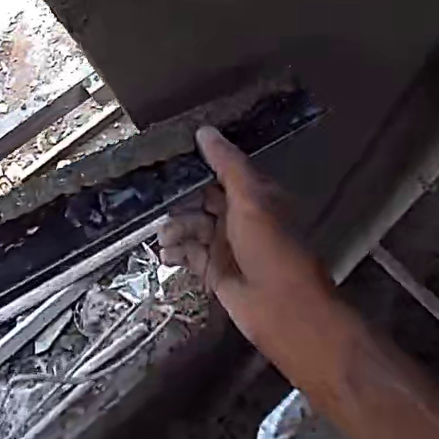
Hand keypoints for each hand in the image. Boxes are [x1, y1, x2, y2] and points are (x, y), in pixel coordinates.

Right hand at [159, 126, 334, 349]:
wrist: (284, 308)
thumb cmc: (271, 246)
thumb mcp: (251, 198)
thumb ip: (227, 165)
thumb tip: (205, 131)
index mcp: (255, 195)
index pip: (221, 173)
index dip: (197, 167)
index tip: (168, 160)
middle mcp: (240, 217)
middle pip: (203, 201)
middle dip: (180, 200)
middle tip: (154, 200)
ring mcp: (227, 245)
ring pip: (194, 228)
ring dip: (176, 228)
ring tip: (163, 234)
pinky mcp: (215, 271)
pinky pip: (190, 255)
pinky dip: (176, 252)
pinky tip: (165, 254)